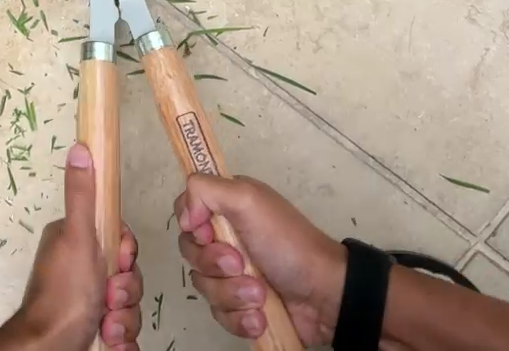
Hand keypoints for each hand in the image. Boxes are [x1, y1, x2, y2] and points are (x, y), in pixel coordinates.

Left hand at [0, 143, 142, 350]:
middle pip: (127, 272)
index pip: (119, 236)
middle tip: (110, 299)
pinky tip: (110, 343)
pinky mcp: (96, 329)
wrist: (50, 350)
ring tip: (106, 327)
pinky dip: (122, 341)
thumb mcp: (77, 236)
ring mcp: (88, 300)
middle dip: (126, 291)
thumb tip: (80, 147)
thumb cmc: (65, 292)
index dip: (126, 252)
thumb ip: (83, 195)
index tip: (118, 262)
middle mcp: (81, 267)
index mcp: (74, 240)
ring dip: (124, 319)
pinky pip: (124, 332)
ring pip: (129, 303)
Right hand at [174, 174, 345, 343]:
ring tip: (260, 296)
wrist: (325, 295)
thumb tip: (184, 217)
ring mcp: (231, 274)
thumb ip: (206, 189)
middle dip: (214, 265)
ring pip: (203, 286)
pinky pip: (219, 314)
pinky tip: (260, 317)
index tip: (208, 233)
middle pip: (190, 251)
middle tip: (241, 265)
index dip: (191, 225)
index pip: (185, 211)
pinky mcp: (240, 305)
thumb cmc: (286, 241)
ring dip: (231, 294)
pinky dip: (239, 318)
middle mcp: (225, 237)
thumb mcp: (247, 199)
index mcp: (225, 207)